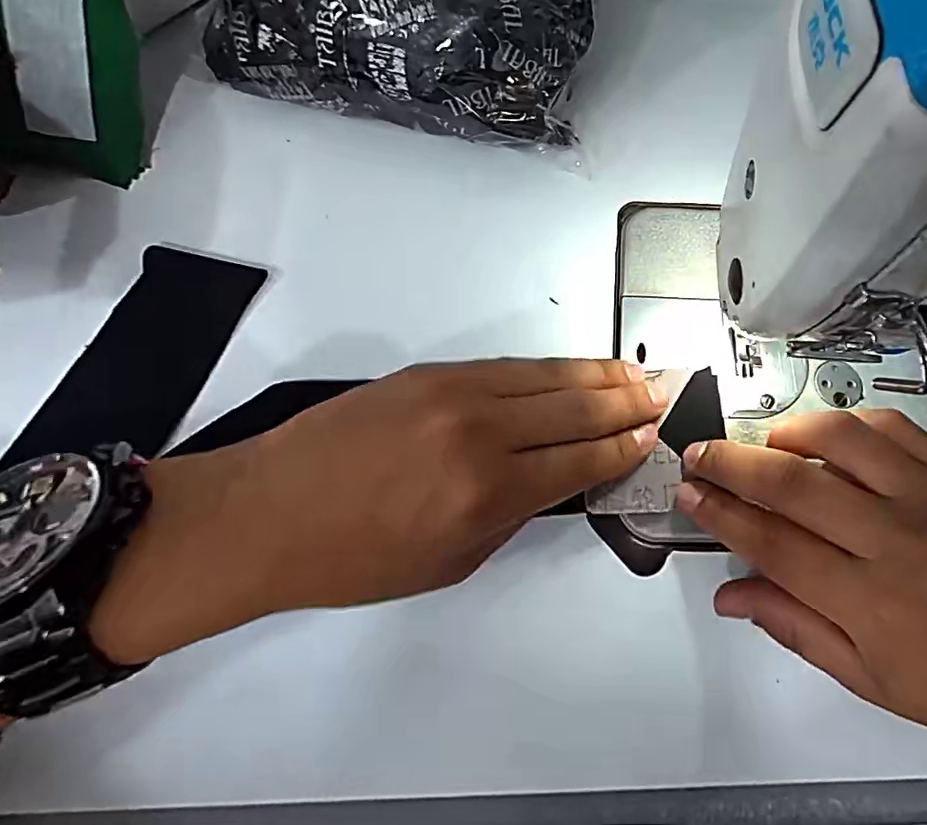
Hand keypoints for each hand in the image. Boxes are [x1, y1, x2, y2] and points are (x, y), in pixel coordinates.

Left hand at [242, 359, 667, 610]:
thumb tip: (554, 480)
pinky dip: (551, 368)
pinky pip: (511, 366)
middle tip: (660, 394)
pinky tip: (573, 368)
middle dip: (626, 403)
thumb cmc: (354, 557)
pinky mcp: (434, 372)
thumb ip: (512, 515)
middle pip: (576, 408)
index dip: (622, 447)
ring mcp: (456, 393)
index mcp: (487, 492)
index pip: (580, 460)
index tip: (651, 436)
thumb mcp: (450, 560)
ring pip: (549, 376)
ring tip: (633, 373)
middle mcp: (480, 433)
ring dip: (598, 375)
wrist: (266, 513)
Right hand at [675, 410, 926, 754]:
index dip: (720, 513)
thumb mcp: (867, 676)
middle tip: (700, 454)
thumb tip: (730, 595)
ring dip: (786, 432)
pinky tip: (828, 435)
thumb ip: (792, 625)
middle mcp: (894, 540)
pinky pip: (890, 426)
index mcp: (869, 602)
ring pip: (838, 438)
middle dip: (732, 463)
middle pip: (792, 482)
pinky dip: (848, 422)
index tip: (690, 495)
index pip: (772, 544)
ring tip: (763, 444)